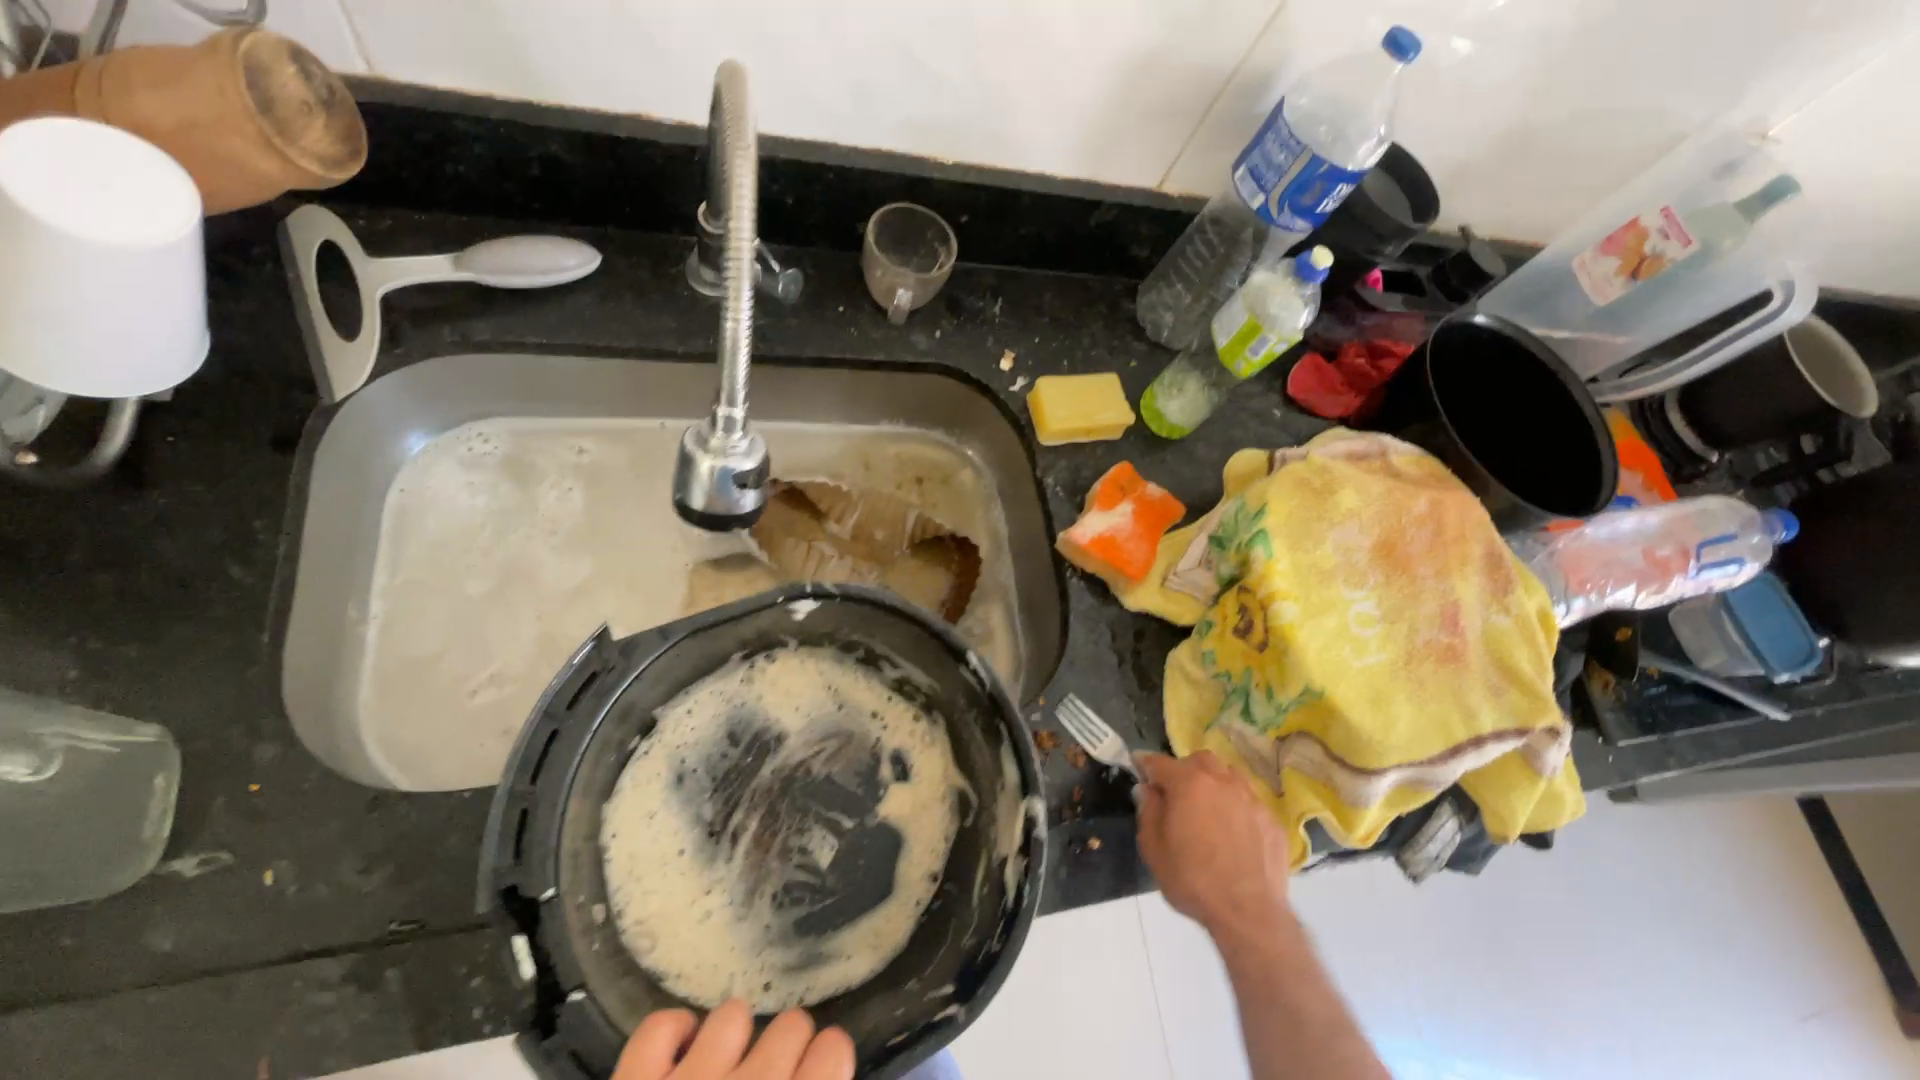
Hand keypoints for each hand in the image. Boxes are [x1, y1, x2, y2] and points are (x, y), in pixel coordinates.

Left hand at [612, 1000, 855, 1079]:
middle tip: (772, 1078)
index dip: (827, 1061)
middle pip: (792, 1025)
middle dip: (785, 1051)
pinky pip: (661, 1027)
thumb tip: (826, 1066)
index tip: (818, 1072)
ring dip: (732, 1041)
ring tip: (725, 1068)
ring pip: (733, 1014)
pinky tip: (681, 1058)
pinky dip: (674, 1037)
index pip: (836, 1048)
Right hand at [1135, 751, 1292, 942]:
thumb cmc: (1192, 879)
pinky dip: (1236, 806)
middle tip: (1176, 794)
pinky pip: (1249, 800)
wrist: (1248, 912)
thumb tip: (1147, 790)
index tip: (1138, 768)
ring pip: (1229, 774)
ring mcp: (1251, 799)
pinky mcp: (1271, 819)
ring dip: (1214, 783)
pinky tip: (1233, 831)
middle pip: (1200, 760)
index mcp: (1188, 784)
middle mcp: (1222, 781)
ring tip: (1207, 808)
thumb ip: (1148, 811)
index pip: (1160, 762)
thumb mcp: (1153, 848)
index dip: (1146, 764)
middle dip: (1184, 769)